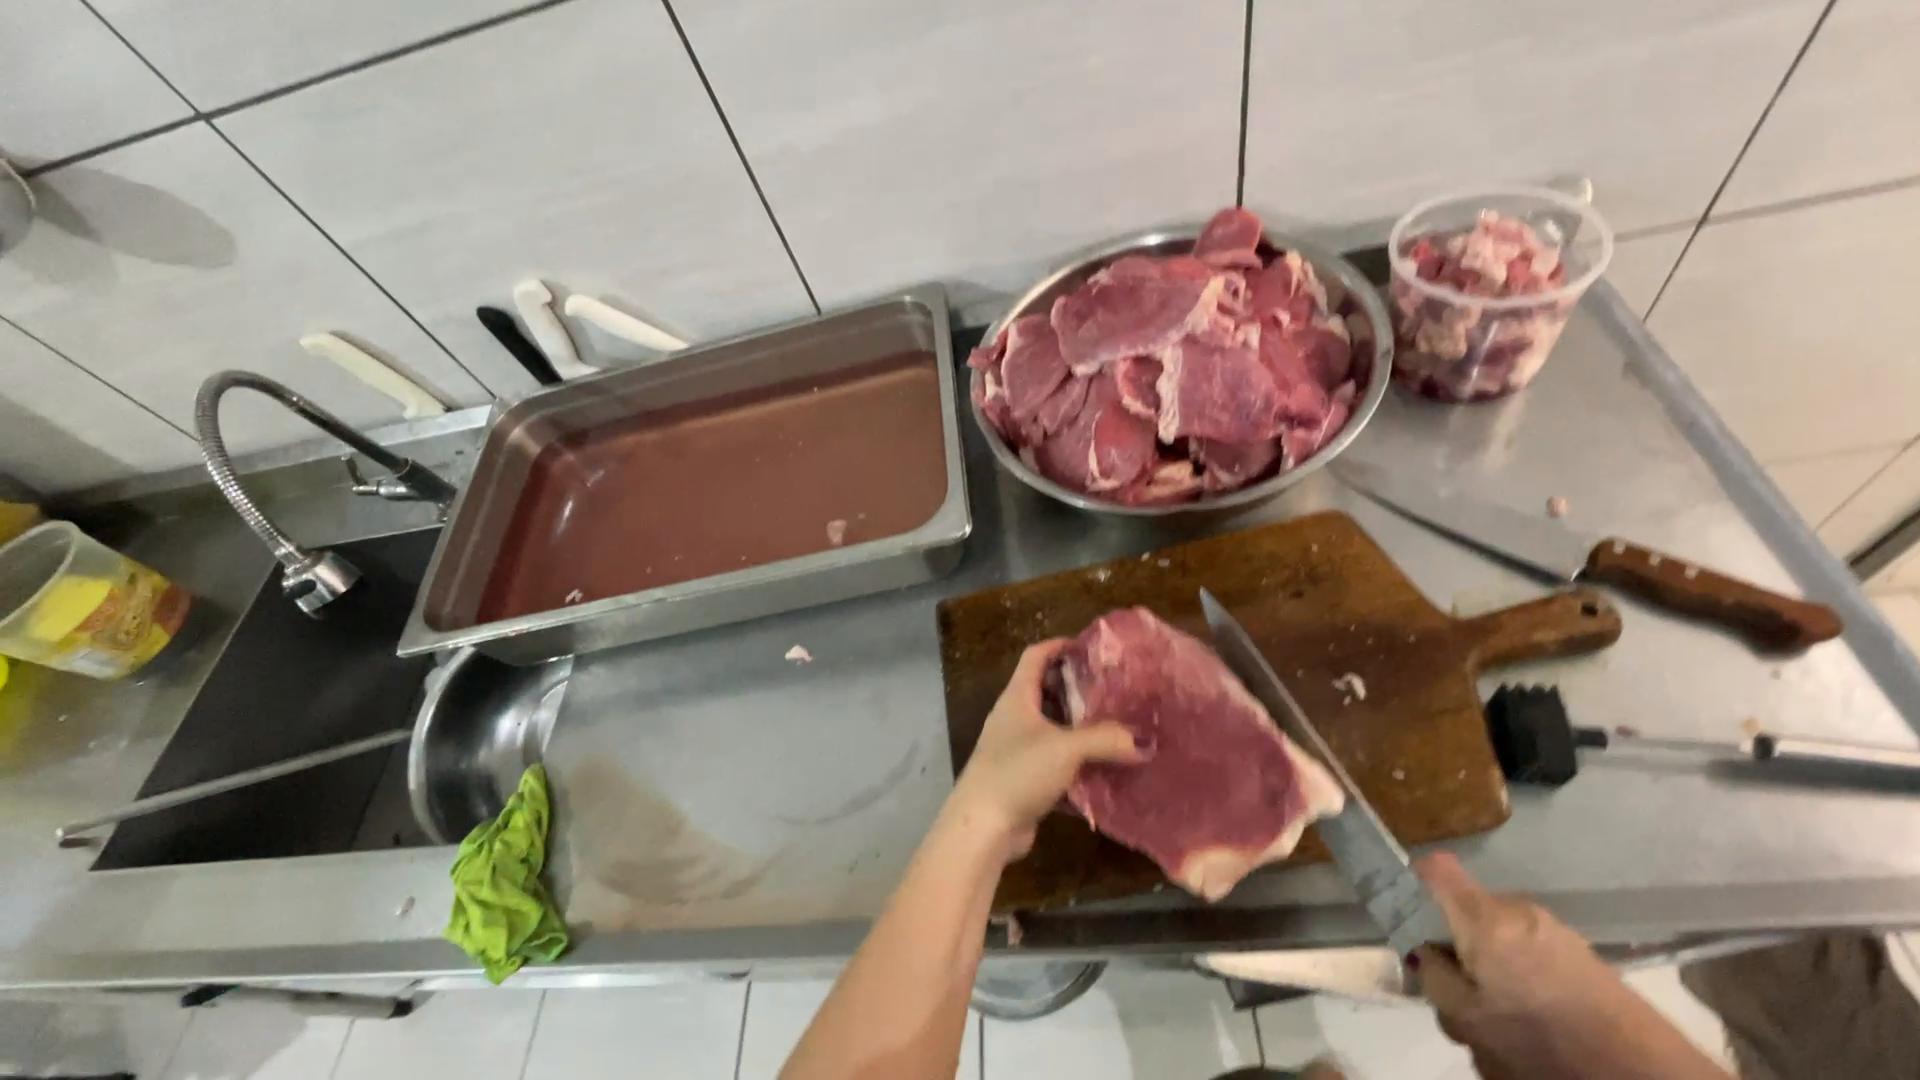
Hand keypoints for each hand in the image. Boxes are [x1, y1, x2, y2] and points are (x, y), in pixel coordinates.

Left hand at [945, 640, 1144, 861]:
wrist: (982, 828)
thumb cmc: (1017, 772)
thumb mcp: (1066, 748)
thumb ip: (1107, 740)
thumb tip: (1145, 742)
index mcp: (1017, 698)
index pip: (1036, 656)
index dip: (1061, 646)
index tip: (1092, 648)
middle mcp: (1015, 719)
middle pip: (1047, 691)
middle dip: (1079, 689)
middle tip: (1116, 689)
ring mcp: (1018, 751)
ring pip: (1055, 730)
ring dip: (1082, 729)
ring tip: (1120, 727)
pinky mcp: (1025, 781)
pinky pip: (1057, 764)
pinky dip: (1079, 764)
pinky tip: (1107, 770)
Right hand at [1412, 853, 1729, 1079]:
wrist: (1645, 1071)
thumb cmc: (1543, 1038)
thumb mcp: (1468, 1017)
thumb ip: (1433, 976)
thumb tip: (1425, 953)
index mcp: (1484, 916)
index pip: (1433, 867)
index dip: (1411, 884)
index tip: (1408, 923)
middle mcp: (1517, 910)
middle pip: (1464, 915)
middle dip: (1454, 953)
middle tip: (1459, 1000)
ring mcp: (1554, 931)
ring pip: (1496, 942)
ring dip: (1488, 974)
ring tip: (1500, 1022)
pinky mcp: (1581, 956)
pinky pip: (1529, 956)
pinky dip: (1520, 982)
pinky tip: (1535, 1025)